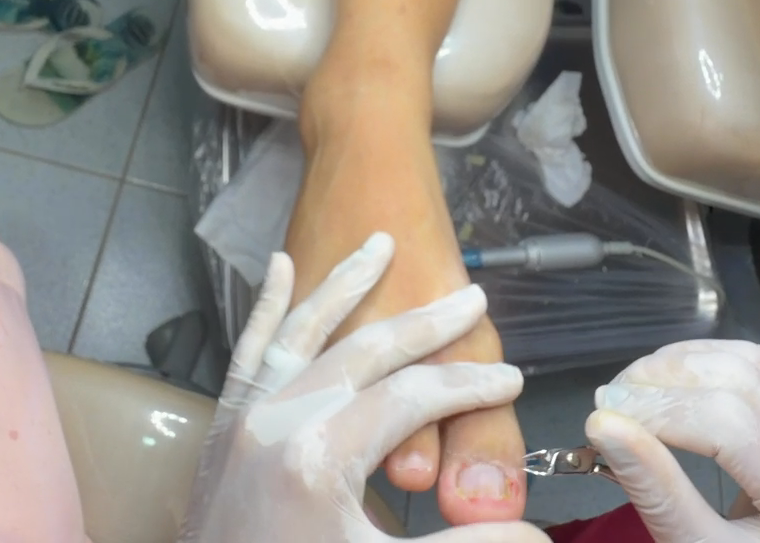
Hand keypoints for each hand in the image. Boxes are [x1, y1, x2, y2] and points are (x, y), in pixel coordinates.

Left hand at [181, 232, 549, 542]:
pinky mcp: (225, 421)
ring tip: (380, 245)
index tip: (512, 377)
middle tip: (471, 297)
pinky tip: (282, 264)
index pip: (412, 400)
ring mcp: (247, 413)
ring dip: (345, 283)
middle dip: (426, 323)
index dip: (469, 386)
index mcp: (321, 457)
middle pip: (366, 350)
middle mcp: (280, 418)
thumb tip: (534, 533)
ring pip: (303, 328)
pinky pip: (248, 348)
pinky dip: (267, 304)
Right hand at [586, 340, 759, 542]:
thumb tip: (601, 423)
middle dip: (663, 379)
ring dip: (679, 365)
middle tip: (611, 400)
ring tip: (634, 392)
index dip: (660, 410)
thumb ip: (656, 492)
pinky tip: (671, 384)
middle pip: (743, 381)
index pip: (734, 426)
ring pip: (751, 363)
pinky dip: (704, 364)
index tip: (602, 415)